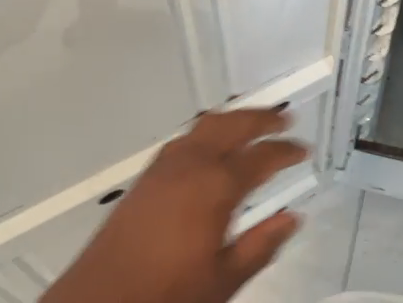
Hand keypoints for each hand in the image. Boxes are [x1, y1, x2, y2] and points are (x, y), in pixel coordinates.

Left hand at [41, 107, 309, 302]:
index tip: (303, 150)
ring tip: (252, 124)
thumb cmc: (166, 294)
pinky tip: (211, 146)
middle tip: (284, 120)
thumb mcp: (223, 280)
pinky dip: (208, 131)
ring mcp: (165, 167)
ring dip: (234, 120)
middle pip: (233, 125)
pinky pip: (185, 138)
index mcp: (216, 186)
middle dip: (261, 119)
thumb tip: (292, 220)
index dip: (286, 151)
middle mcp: (192, 165)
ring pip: (206, 125)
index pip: (261, 157)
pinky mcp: (145, 178)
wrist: (99, 302)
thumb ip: (260, 246)